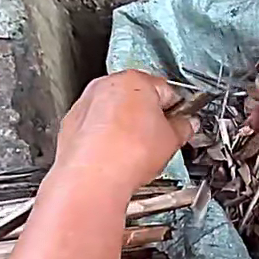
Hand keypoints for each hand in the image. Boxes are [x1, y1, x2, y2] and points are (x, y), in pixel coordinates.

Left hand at [50, 71, 194, 200]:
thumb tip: (186, 124)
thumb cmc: (128, 153)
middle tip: (161, 138)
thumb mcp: (172, 139)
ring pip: (115, 111)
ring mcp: (86, 103)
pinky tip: (119, 154)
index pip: (167, 90)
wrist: (93, 177)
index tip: (180, 122)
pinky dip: (108, 136)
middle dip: (150, 116)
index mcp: (136, 81)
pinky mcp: (71, 123)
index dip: (177, 109)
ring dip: (128, 126)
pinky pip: (97, 125)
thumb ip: (183, 126)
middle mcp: (107, 85)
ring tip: (139, 150)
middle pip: (138, 97)